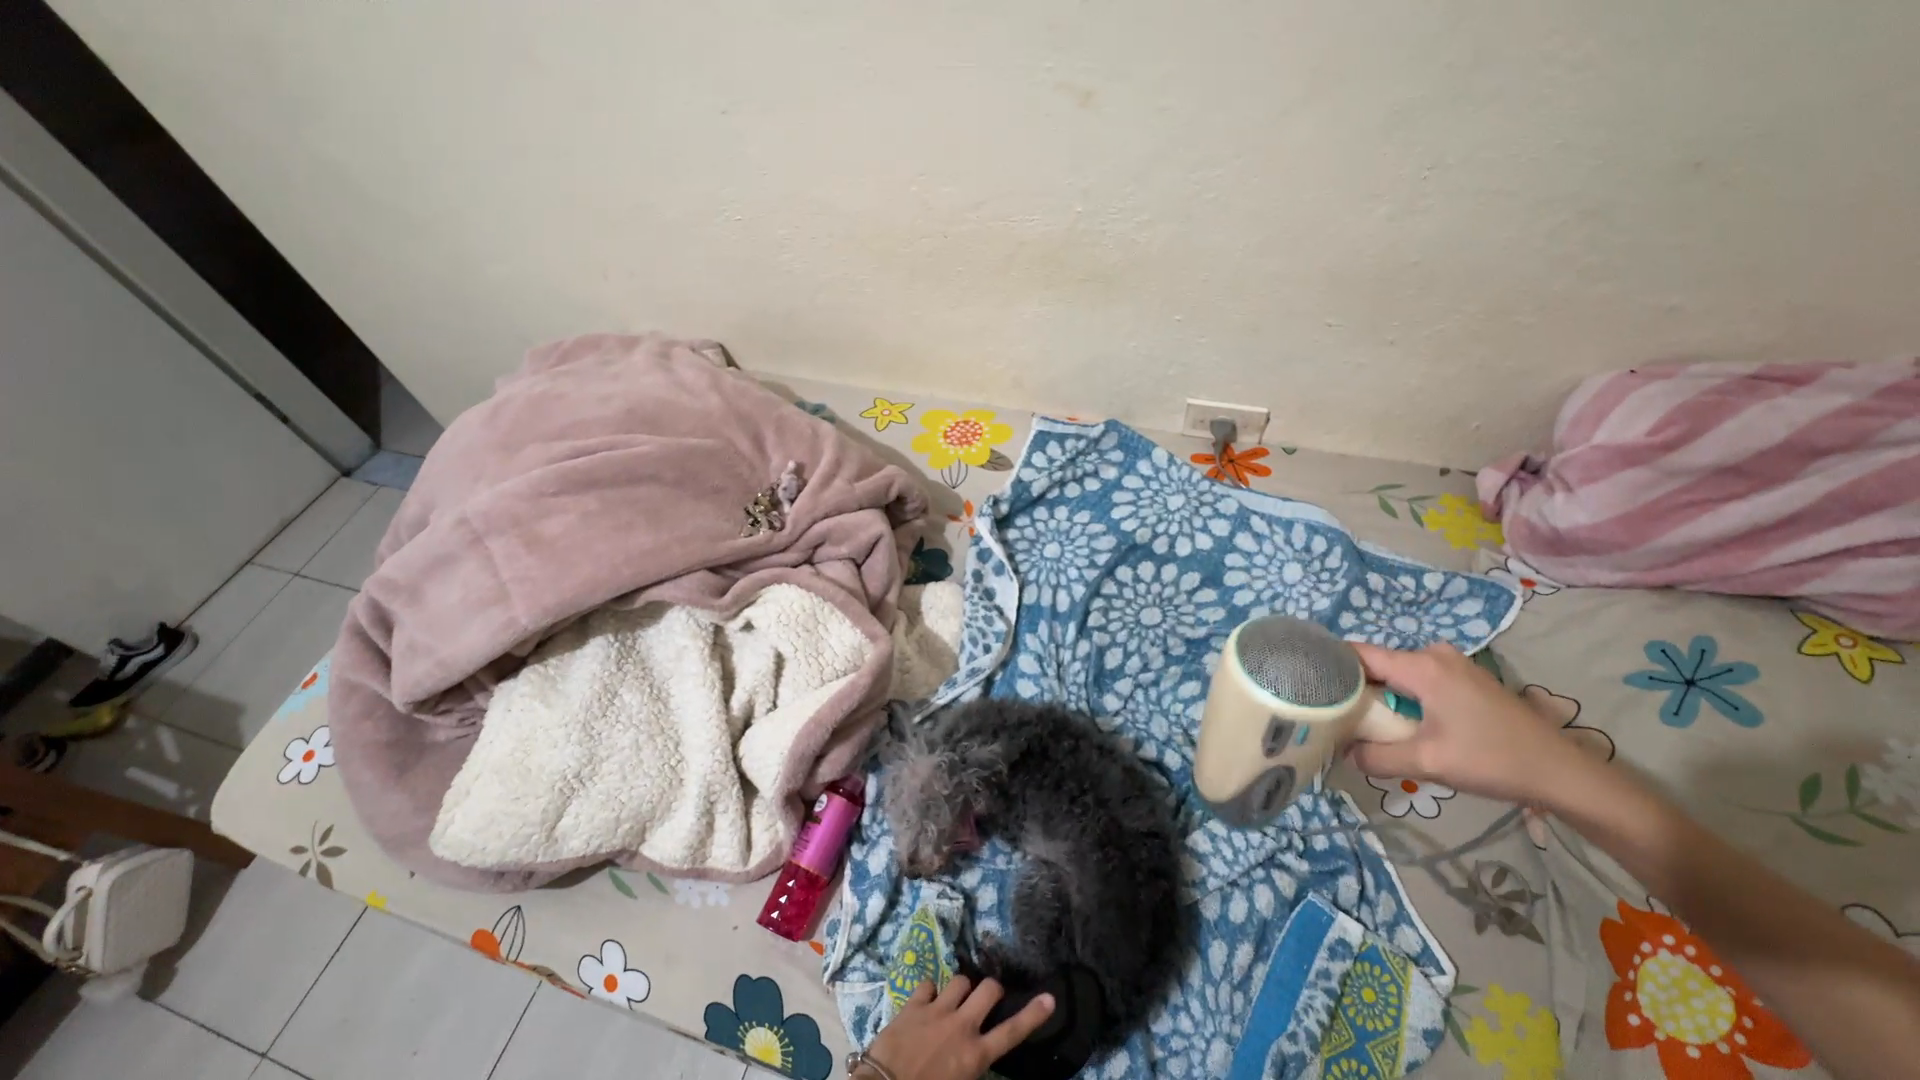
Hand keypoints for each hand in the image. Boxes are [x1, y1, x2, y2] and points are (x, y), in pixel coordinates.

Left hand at [863, 976, 1054, 1079]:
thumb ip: (975, 1065)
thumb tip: (981, 1054)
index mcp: (976, 1055)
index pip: (1013, 1031)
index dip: (1033, 1014)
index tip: (1049, 998)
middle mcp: (961, 1027)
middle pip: (989, 990)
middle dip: (992, 990)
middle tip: (987, 999)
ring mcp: (937, 1012)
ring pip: (961, 980)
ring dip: (962, 989)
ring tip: (955, 1000)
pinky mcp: (913, 1004)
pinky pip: (929, 984)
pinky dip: (930, 991)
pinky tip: (926, 1002)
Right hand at [1348, 642, 1588, 804]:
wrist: (1561, 771)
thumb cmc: (1491, 759)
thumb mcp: (1426, 763)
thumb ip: (1376, 756)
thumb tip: (1344, 753)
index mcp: (1422, 665)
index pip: (1358, 653)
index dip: (1329, 667)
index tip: (1307, 688)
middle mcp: (1434, 654)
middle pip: (1377, 664)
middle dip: (1353, 689)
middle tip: (1331, 716)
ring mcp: (1453, 665)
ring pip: (1397, 675)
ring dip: (1380, 698)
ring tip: (1360, 725)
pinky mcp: (1466, 680)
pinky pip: (1418, 682)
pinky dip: (1402, 700)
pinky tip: (1398, 725)